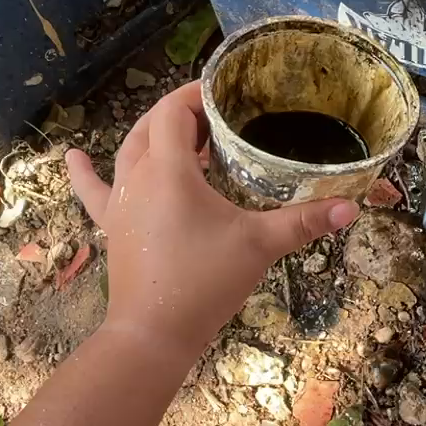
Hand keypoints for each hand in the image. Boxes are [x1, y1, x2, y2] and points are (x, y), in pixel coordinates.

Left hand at [66, 81, 359, 350]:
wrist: (154, 333)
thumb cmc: (205, 281)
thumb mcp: (260, 245)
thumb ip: (304, 222)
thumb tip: (352, 207)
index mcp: (168, 170)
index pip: (175, 111)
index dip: (198, 94)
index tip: (229, 92)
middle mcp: (137, 177)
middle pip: (152, 125)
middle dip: (183, 112)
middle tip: (221, 116)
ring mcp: (120, 202)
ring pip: (129, 150)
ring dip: (155, 134)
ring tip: (185, 133)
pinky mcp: (113, 226)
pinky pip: (94, 190)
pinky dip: (84, 171)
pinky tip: (73, 157)